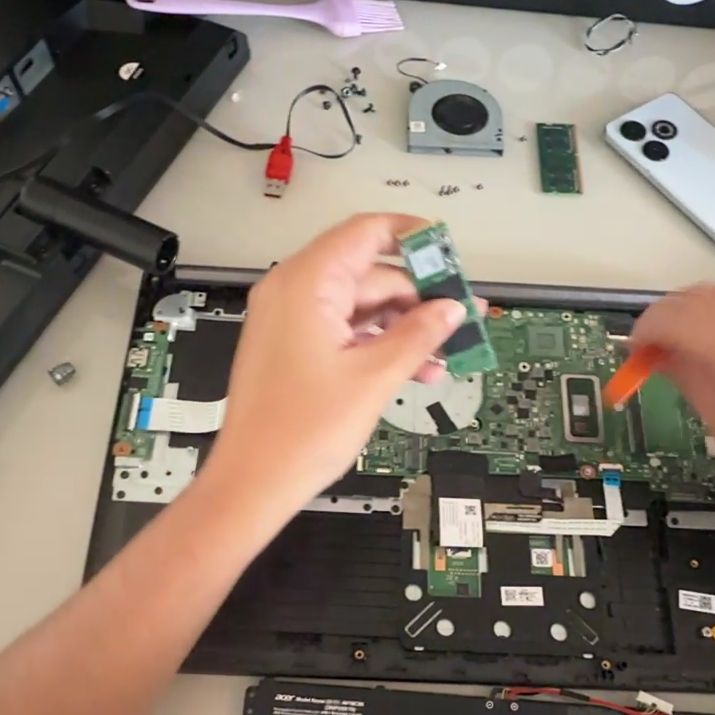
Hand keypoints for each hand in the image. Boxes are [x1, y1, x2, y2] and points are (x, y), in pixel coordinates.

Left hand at [201, 213, 466, 517]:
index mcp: (306, 284)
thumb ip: (417, 335)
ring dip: (404, 328)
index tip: (448, 253)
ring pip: (361, 307)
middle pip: (369, 273)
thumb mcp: (373, 378)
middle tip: (459, 319)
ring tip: (443, 354)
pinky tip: (414, 369)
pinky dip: (379, 345)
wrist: (254, 482)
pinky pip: (345, 331)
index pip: (367, 232)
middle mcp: (293, 293)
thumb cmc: (296, 434)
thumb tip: (450, 309)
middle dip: (418, 297)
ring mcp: (291, 322)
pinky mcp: (294, 349)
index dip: (414, 237)